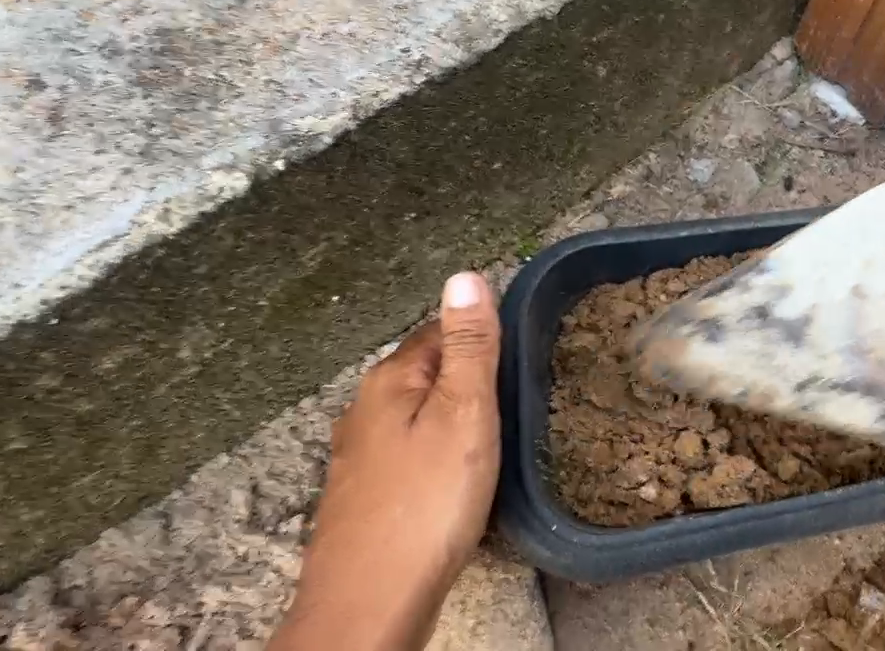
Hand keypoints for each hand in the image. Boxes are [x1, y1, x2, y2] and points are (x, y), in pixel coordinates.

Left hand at [270, 273, 502, 650]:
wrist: (368, 608)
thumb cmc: (427, 503)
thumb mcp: (464, 412)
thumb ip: (469, 345)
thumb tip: (465, 275)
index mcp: (390, 379)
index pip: (442, 328)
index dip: (484, 335)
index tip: (523, 355)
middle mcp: (366, 408)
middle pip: (430, 370)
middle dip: (472, 375)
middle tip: (519, 396)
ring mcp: (361, 455)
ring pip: (421, 413)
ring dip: (457, 415)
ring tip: (499, 433)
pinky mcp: (367, 495)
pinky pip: (414, 450)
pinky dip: (441, 450)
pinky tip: (461, 475)